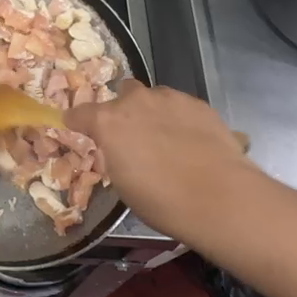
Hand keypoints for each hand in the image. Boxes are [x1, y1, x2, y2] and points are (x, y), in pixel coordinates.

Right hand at [65, 81, 262, 238]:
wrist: (221, 197)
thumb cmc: (163, 201)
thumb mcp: (125, 184)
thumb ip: (117, 156)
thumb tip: (123, 150)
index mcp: (108, 122)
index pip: (80, 113)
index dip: (77, 121)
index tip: (75, 125)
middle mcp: (135, 101)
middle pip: (122, 94)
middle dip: (124, 111)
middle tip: (134, 137)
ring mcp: (168, 98)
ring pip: (154, 98)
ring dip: (154, 113)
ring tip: (169, 141)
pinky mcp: (197, 103)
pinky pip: (180, 107)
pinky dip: (181, 120)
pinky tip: (193, 143)